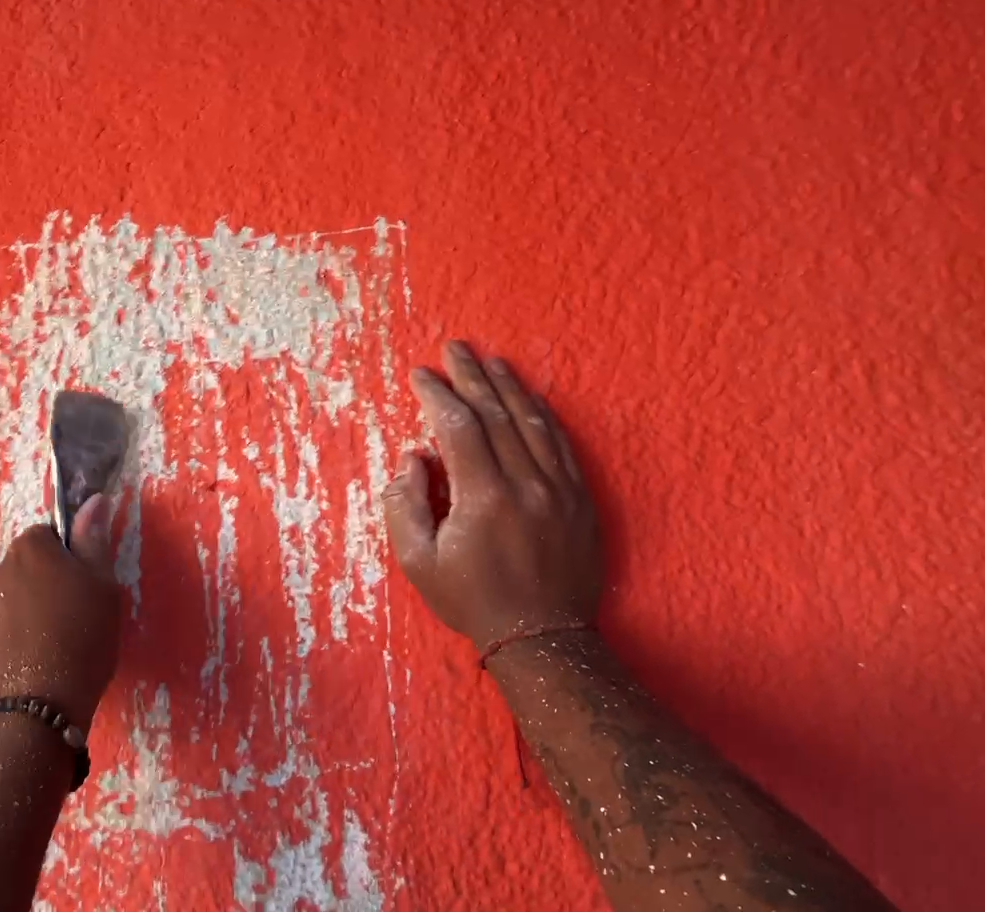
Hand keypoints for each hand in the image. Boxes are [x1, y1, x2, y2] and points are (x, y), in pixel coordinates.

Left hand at [0, 497, 121, 731]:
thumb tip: (94, 498)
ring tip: (49, 654)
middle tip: (73, 624)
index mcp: (29, 548)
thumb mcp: (103, 588)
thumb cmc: (79, 643)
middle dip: (45, 588)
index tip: (84, 592)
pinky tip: (28, 672)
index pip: (49, 537)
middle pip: (26, 568)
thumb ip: (94, 540)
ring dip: (25, 617)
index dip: (69, 562)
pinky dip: (10, 644)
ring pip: (10, 602)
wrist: (27, 717)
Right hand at [382, 340, 601, 654]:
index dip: (437, 394)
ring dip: (508, 386)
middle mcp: (526, 484)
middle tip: (453, 347)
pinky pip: (560, 444)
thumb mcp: (417, 560)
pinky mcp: (580, 499)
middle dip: (470, 376)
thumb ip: (404, 503)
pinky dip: (541, 414)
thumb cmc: (470, 599)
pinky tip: (529, 398)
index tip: (420, 374)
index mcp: (483, 497)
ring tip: (490, 360)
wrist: (542, 638)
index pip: (458, 427)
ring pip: (532, 422)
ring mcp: (559, 489)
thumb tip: (413, 457)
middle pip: (496, 413)